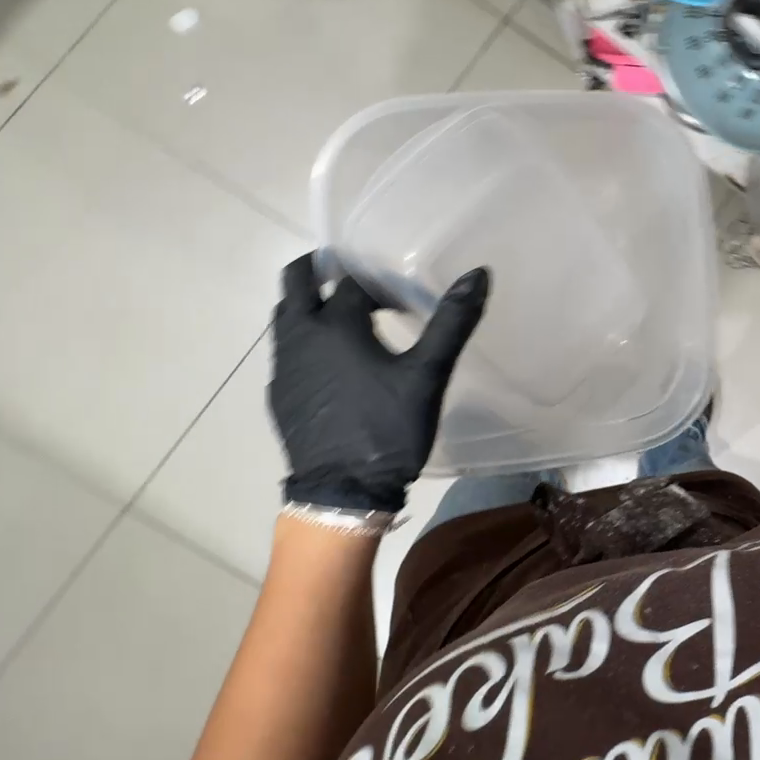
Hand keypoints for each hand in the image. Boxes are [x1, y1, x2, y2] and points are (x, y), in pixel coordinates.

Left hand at [267, 254, 488, 513]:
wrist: (343, 491)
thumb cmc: (388, 427)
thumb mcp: (428, 374)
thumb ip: (451, 322)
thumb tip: (478, 274)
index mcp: (335, 326)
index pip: (352, 282)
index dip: (379, 282)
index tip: (403, 299)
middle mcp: (300, 337)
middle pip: (296, 283)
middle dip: (319, 268)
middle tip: (350, 272)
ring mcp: (284, 368)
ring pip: (287, 317)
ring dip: (311, 305)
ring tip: (346, 317)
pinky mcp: (281, 394)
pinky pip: (288, 351)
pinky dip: (307, 340)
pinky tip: (335, 365)